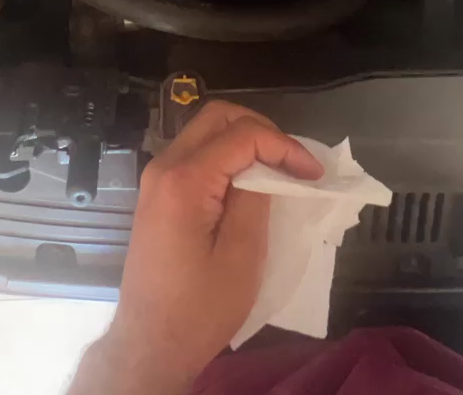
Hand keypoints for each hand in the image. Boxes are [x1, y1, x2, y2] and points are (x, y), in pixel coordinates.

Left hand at [69, 101, 321, 394]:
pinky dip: (227, 154)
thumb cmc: (198, 310)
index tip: (314, 173)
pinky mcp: (158, 192)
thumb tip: (268, 168)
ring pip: (206, 130)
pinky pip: (196, 152)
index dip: (284, 146)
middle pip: (218, 116)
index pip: (242, 134)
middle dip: (263, 130)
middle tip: (294, 162)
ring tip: (279, 168)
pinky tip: (250, 180)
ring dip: (244, 138)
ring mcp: (157, 178)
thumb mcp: (241, 257)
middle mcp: (164, 166)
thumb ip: (256, 198)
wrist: (148, 345)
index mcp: (184, 179)